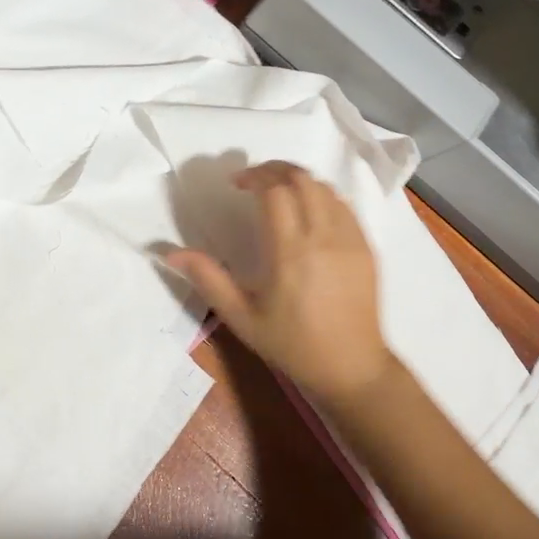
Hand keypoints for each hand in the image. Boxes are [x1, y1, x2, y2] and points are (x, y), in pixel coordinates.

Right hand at [168, 161, 393, 402]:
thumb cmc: (292, 344)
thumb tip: (171, 253)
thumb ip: (209, 280)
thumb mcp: (242, 317)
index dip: (254, 176)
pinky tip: (308, 212)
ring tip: (279, 192)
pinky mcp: (367, 247)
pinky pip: (345, 205)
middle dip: (275, 169)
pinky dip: (322, 196)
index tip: (237, 184)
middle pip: (301, 179)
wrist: (351, 368)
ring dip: (299, 180)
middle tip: (254, 180)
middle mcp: (323, 237)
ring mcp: (350, 240)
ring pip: (325, 187)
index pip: (275, 191)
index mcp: (290, 252)